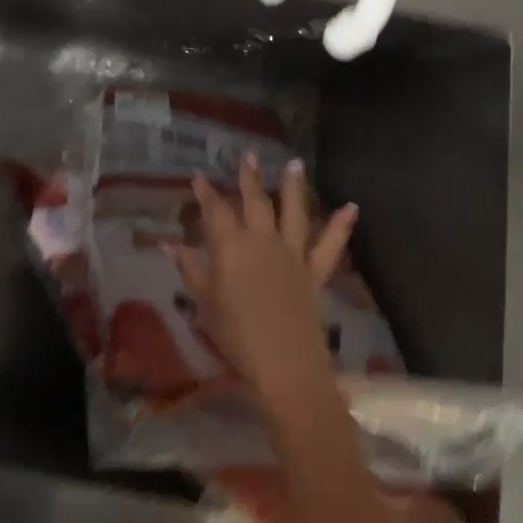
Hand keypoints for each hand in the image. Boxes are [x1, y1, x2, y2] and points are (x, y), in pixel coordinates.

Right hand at [170, 155, 358, 410]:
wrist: (287, 366)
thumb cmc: (236, 335)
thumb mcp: (205, 303)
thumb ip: (191, 271)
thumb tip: (171, 245)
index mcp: (231, 248)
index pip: (215, 212)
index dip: (206, 193)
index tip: (198, 177)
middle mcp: (263, 243)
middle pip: (255, 203)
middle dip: (249, 178)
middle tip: (248, 156)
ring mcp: (293, 256)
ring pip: (293, 213)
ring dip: (292, 187)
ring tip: (293, 163)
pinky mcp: (315, 274)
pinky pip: (330, 246)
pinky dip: (341, 226)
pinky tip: (351, 207)